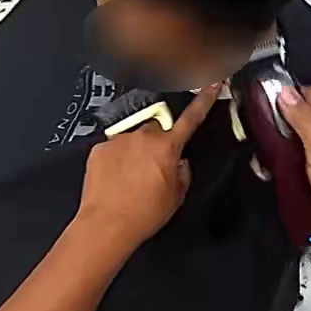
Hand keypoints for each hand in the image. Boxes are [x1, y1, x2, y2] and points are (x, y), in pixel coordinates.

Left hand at [75, 84, 219, 247]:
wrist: (107, 225)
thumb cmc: (144, 213)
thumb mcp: (176, 196)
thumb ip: (182, 173)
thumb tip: (179, 164)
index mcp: (167, 147)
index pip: (191, 118)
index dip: (204, 100)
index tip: (212, 85)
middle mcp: (143, 137)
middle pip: (156, 130)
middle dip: (158, 143)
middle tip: (154, 169)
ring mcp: (119, 141)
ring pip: (133, 140)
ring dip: (135, 153)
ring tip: (131, 180)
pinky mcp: (99, 149)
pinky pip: (113, 149)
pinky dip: (116, 162)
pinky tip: (116, 180)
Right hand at [277, 84, 310, 246]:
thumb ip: (303, 118)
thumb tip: (285, 93)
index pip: (307, 94)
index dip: (285, 91)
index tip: (263, 94)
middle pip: (299, 117)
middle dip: (278, 119)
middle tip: (260, 124)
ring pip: (295, 140)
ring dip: (279, 144)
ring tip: (266, 151)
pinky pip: (296, 163)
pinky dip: (285, 165)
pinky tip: (277, 170)